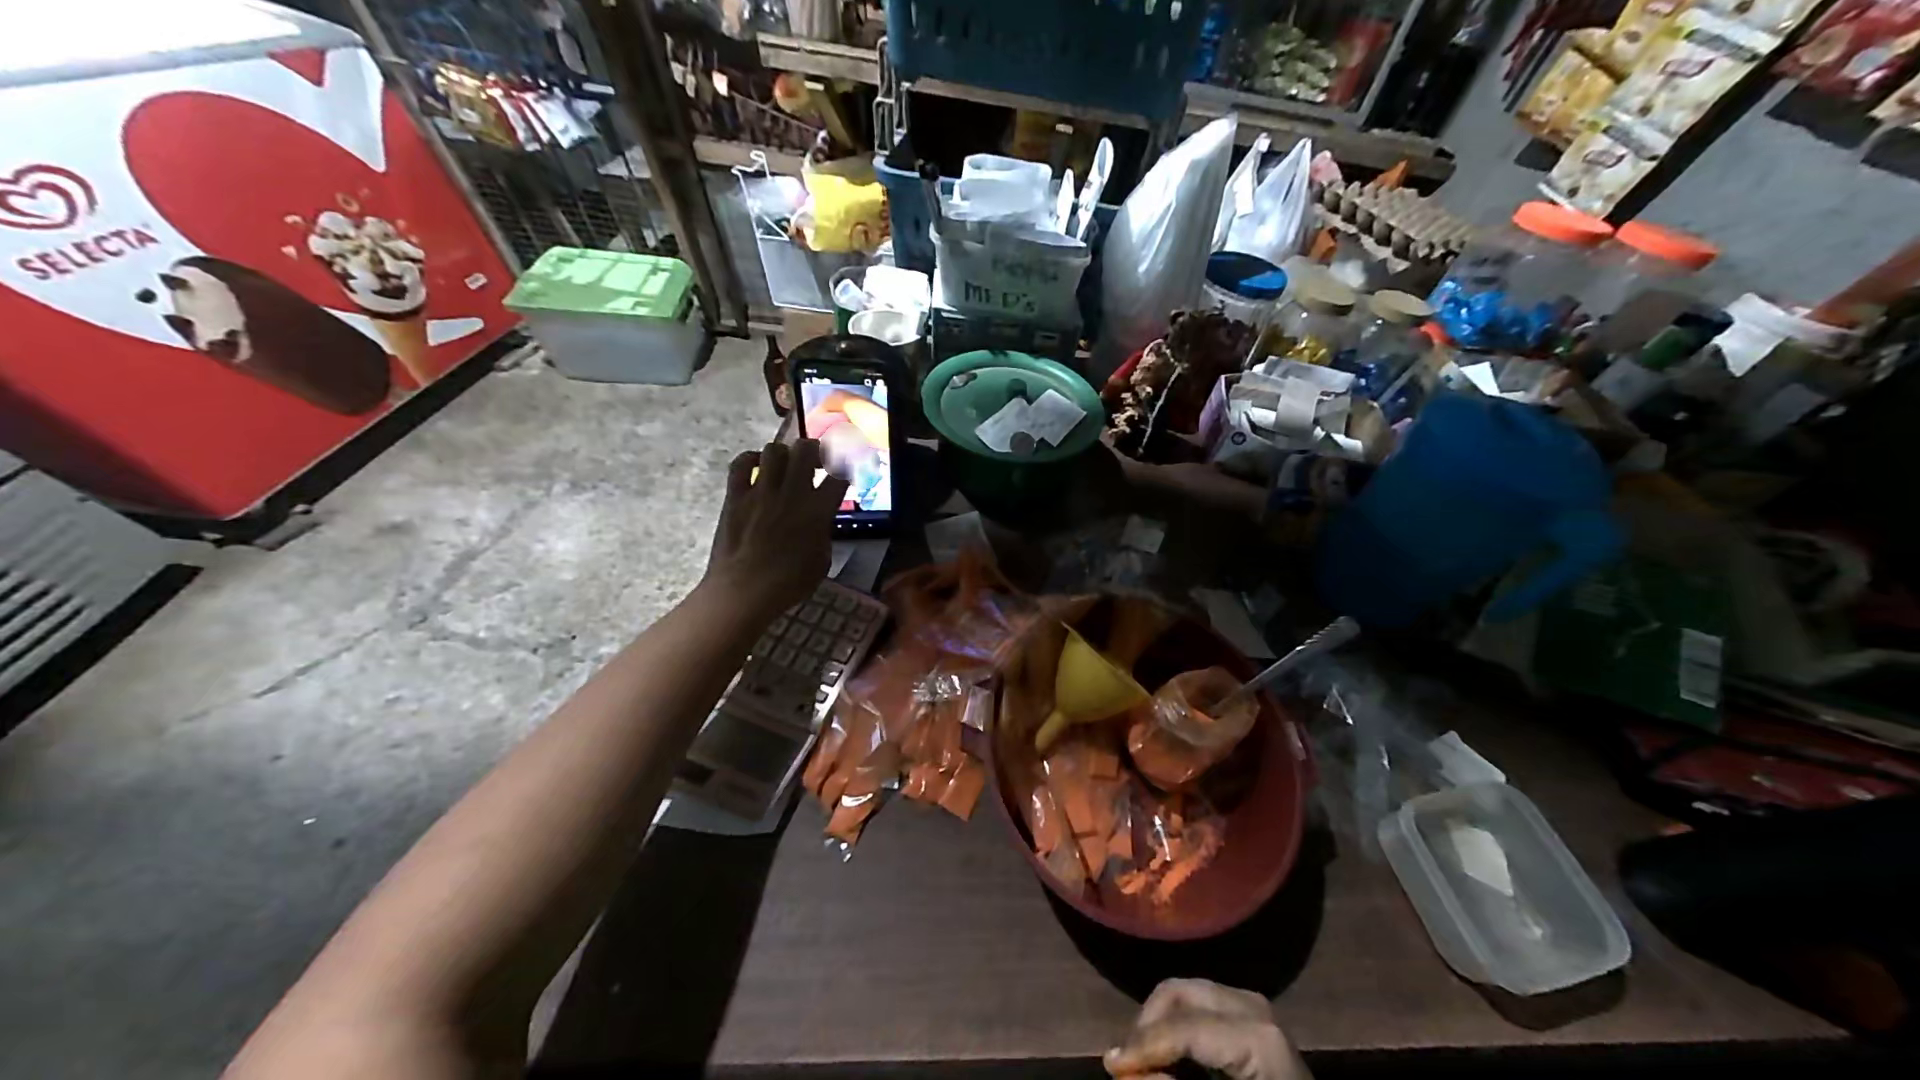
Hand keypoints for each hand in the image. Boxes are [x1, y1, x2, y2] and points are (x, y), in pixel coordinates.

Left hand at [703, 438, 848, 618]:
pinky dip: (750, 460)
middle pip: (807, 449)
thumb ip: (823, 533)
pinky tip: (756, 469)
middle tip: (815, 462)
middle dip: (815, 450)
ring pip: (774, 450)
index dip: (847, 465)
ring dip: (784, 455)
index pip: (840, 473)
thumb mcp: (821, 561)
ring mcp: (761, 492)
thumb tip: (818, 521)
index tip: (847, 465)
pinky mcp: (735, 496)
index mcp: (818, 511)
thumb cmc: (788, 585)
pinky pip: (741, 463)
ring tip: (784, 467)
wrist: (743, 592)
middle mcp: (792, 494)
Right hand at [1105, 979, 1309, 1079]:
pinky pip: (1203, 1006)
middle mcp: (1255, 1008)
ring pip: (1187, 993)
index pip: (1183, 1027)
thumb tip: (1124, 1068)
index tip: (1111, 1066)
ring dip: (1160, 1022)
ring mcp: (1255, 1007)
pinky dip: (1179, 1024)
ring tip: (1144, 1057)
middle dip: (1148, 1024)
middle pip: (1180, 993)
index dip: (1143, 1045)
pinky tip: (1169, 1053)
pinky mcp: (1253, 1016)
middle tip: (1126, 1059)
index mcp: (1257, 1037)